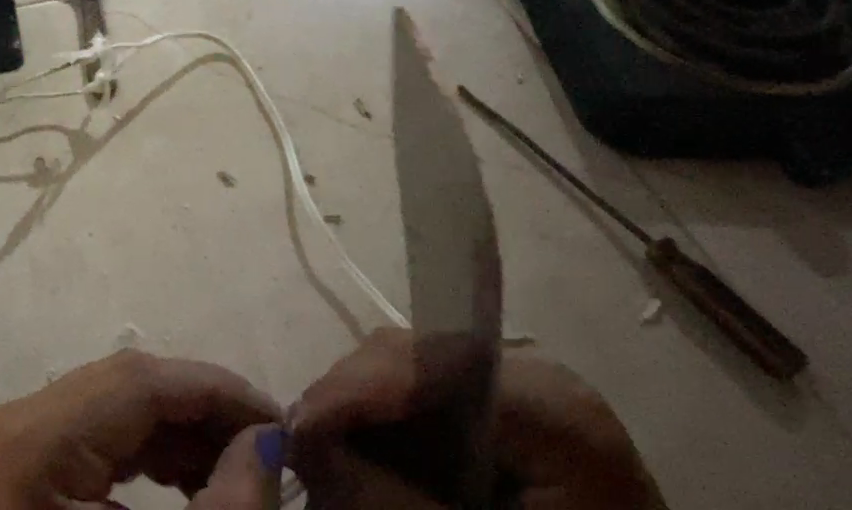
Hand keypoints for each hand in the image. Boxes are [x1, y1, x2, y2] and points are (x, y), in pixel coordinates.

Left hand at [0, 348, 283, 508]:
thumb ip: (230, 504)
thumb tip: (266, 436)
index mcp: (37, 444)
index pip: (140, 384)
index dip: (218, 392)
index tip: (284, 421)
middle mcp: (22, 422)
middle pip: (130, 386)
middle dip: (206, 410)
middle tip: (271, 446)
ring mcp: (25, 437)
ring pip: (121, 402)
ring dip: (186, 430)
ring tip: (243, 468)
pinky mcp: (37, 456)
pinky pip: (106, 429)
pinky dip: (156, 448)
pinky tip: (198, 478)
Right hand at [289, 329, 666, 508]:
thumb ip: (395, 502)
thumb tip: (302, 449)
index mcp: (555, 411)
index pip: (429, 365)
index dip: (354, 389)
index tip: (296, 431)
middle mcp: (537, 373)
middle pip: (411, 357)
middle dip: (348, 400)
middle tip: (303, 452)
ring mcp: (524, 384)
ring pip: (409, 368)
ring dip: (362, 410)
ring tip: (330, 457)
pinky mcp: (511, 406)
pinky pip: (428, 391)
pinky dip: (390, 421)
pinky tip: (375, 459)